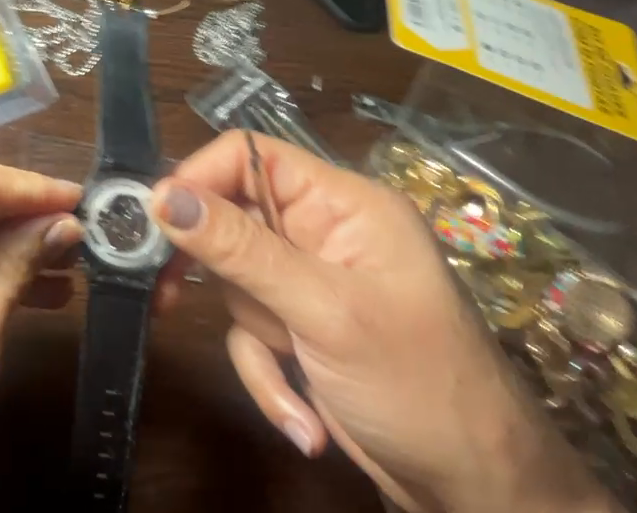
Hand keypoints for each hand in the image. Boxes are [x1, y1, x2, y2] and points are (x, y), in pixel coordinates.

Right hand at [149, 132, 616, 512]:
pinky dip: (267, 373)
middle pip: (230, 220)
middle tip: (171, 296)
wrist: (480, 491)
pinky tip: (306, 416)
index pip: (250, 157)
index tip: (156, 218)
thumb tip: (162, 196)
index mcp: (343, 206)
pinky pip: (249, 332)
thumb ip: (241, 250)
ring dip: (254, 338)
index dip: (199, 178)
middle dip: (217, 273)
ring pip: (234, 283)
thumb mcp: (325, 311)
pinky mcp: (301, 329)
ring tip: (295, 374)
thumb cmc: (420, 385)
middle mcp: (323, 234)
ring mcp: (310, 284)